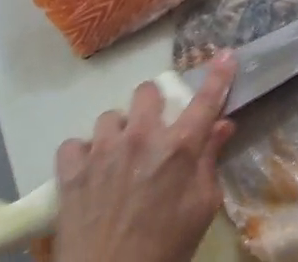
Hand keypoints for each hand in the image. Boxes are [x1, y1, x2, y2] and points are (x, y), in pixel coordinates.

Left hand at [52, 51, 238, 261]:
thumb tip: (222, 127)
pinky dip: (82, 155)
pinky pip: (74, 144)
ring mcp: (103, 150)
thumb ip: (209, 163)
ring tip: (118, 159)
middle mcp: (141, 137)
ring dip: (118, 133)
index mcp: (179, 147)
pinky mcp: (71, 170)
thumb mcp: (201, 209)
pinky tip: (90, 173)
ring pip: (110, 116)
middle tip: (153, 131)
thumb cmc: (166, 249)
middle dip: (152, 106)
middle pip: (147, 92)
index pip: (206, 100)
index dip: (219, 75)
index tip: (227, 54)